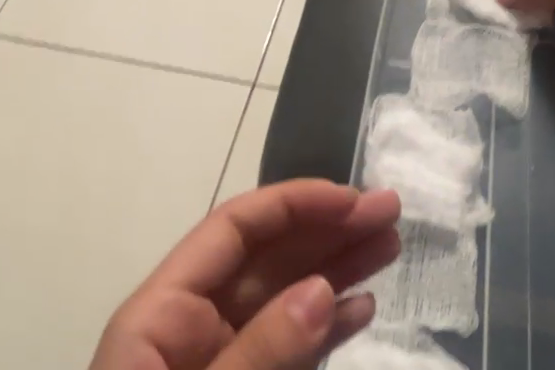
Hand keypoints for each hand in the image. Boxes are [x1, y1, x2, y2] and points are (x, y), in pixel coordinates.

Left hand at [91, 180, 400, 369]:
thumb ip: (259, 355)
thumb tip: (322, 288)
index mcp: (163, 315)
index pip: (233, 231)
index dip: (294, 204)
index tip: (353, 200)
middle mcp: (192, 328)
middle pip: (268, 259)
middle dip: (329, 229)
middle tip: (391, 211)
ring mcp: (221, 364)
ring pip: (287, 298)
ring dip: (339, 269)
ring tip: (391, 246)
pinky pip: (292, 349)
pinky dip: (329, 327)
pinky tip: (364, 309)